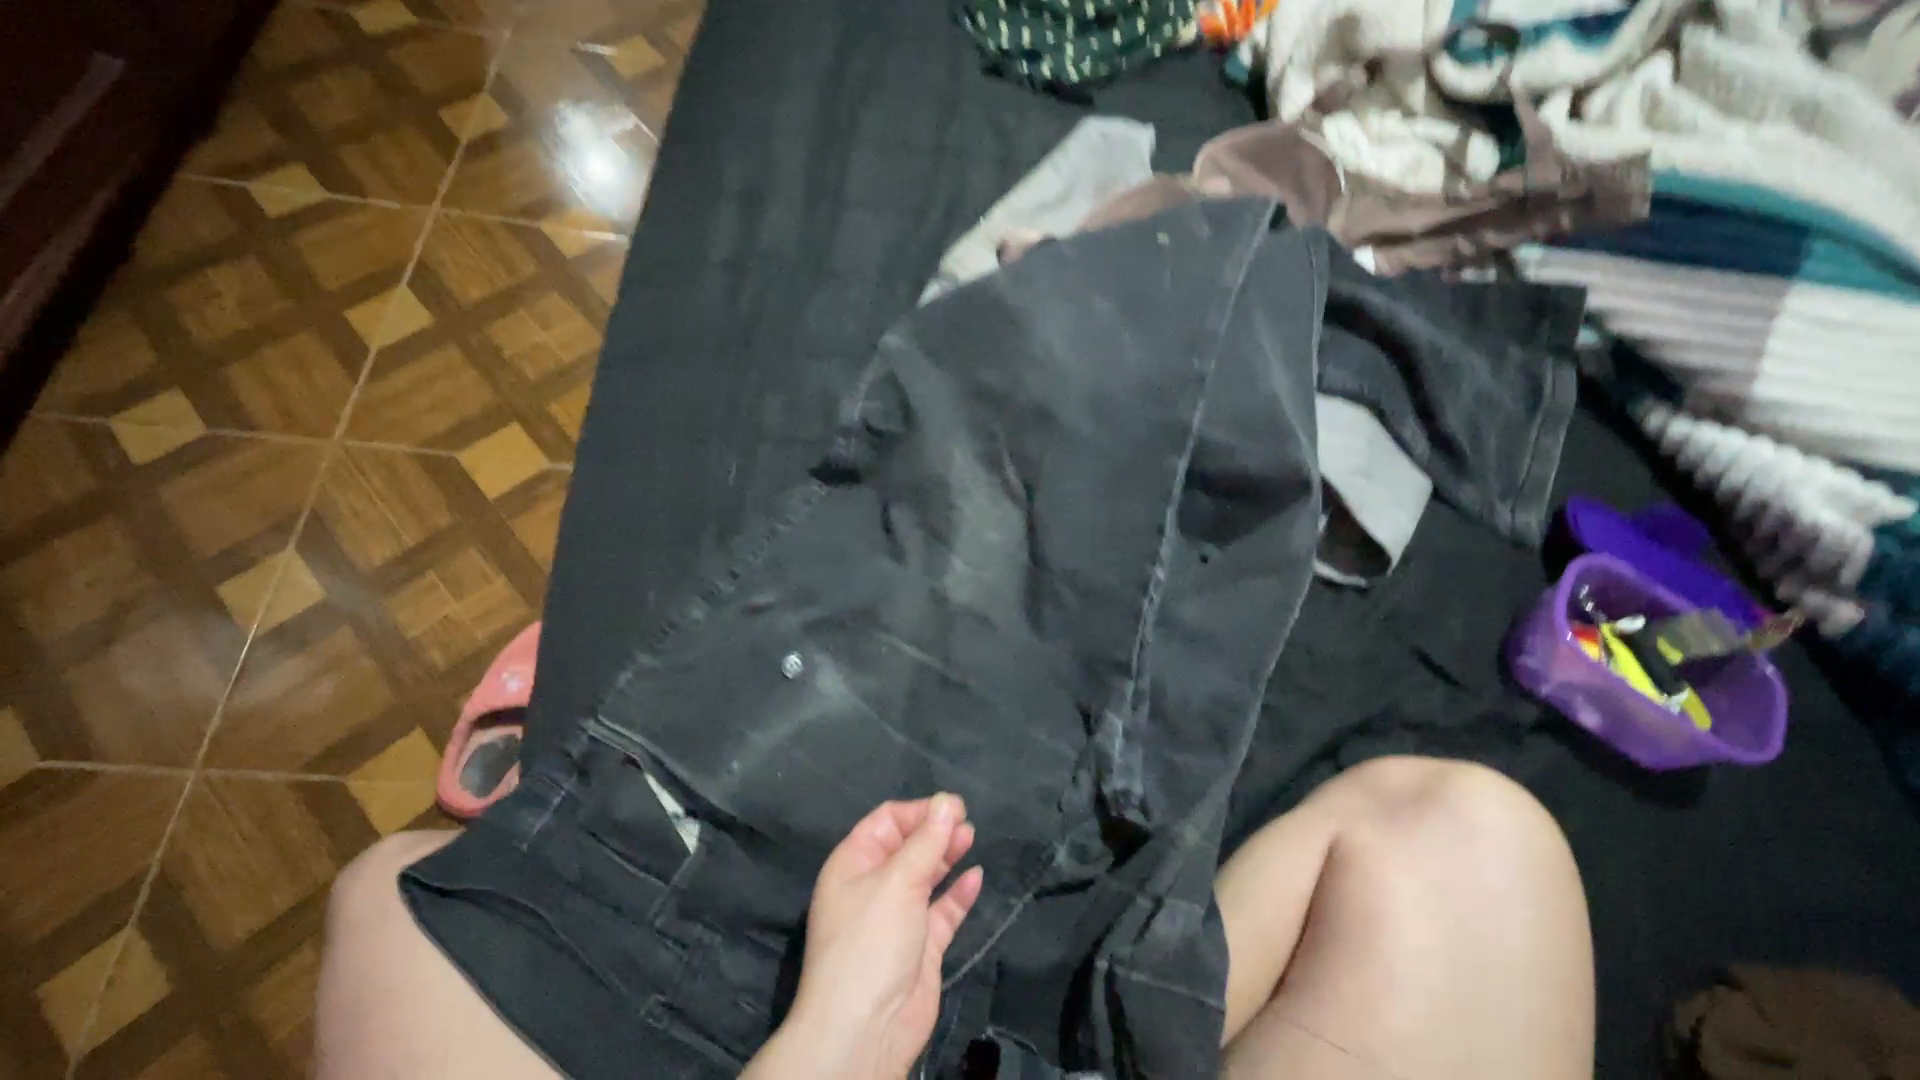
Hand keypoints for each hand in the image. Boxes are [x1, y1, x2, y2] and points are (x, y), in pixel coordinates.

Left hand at [744, 794, 985, 1079]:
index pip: (886, 822)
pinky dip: (958, 892)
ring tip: (971, 837)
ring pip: (926, 875)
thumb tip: (947, 802)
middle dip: (935, 830)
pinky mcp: (921, 945)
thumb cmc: (871, 941)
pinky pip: (942, 910)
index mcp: (853, 864)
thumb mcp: (897, 882)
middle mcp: (873, 886)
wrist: (866, 1028)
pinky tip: (976, 876)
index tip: (953, 807)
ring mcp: (898, 917)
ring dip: (947, 855)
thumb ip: (926, 842)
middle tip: (967, 821)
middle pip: (907, 846)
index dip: (918, 811)